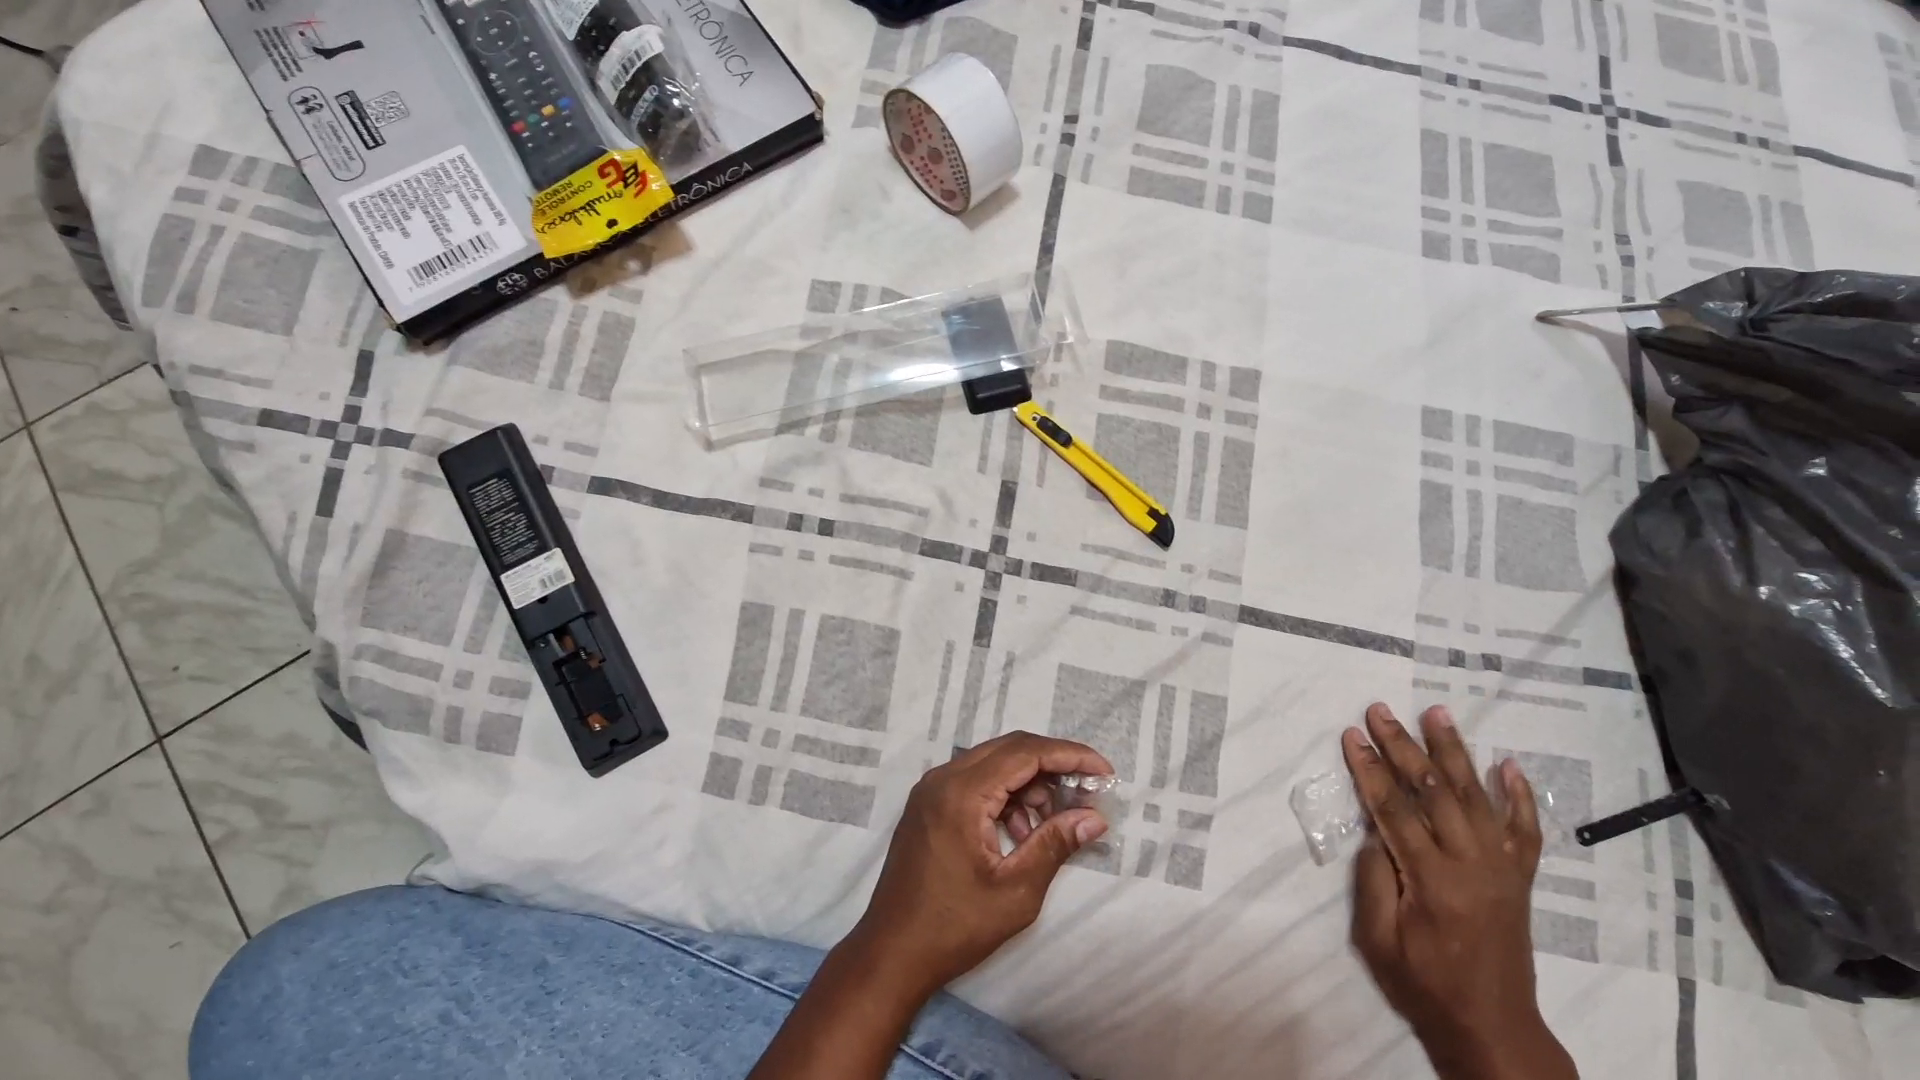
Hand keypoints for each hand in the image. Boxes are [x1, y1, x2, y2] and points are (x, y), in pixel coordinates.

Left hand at [849, 731, 1112, 996]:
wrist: (891, 953)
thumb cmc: (954, 926)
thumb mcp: (1015, 890)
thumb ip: (1055, 845)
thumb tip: (1095, 817)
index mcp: (961, 793)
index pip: (1025, 752)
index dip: (1070, 756)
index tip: (1105, 772)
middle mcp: (942, 779)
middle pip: (1009, 750)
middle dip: (1053, 767)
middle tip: (1087, 794)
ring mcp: (930, 791)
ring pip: (992, 765)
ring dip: (1029, 785)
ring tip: (1052, 825)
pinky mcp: (927, 807)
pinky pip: (975, 783)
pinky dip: (1004, 797)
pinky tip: (1020, 834)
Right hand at [1344, 704, 1577, 1079]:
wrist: (1492, 1024)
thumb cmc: (1423, 983)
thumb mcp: (1377, 939)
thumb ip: (1374, 880)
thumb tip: (1375, 830)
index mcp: (1432, 880)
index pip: (1393, 810)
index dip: (1369, 769)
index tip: (1351, 735)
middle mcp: (1472, 864)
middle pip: (1434, 791)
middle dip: (1403, 746)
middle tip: (1380, 710)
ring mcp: (1503, 868)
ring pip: (1478, 796)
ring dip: (1454, 751)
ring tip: (1437, 712)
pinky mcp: (1521, 877)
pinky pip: (1526, 829)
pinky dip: (1519, 794)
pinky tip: (1509, 764)